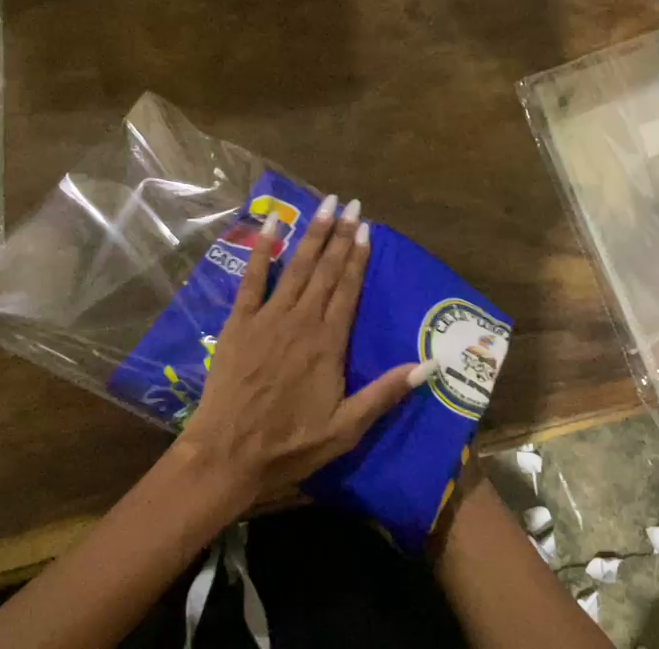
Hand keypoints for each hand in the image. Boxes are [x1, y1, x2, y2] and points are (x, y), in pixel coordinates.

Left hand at [173, 196, 431, 507]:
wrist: (228, 453)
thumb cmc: (290, 444)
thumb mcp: (347, 428)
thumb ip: (385, 392)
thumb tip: (430, 365)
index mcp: (329, 342)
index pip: (349, 289)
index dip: (359, 257)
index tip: (368, 228)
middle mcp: (302, 321)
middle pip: (326, 270)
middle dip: (341, 235)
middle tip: (352, 204)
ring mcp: (268, 318)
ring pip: (296, 267)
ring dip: (312, 234)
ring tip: (325, 204)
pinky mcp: (239, 323)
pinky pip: (252, 279)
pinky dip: (262, 250)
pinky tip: (271, 226)